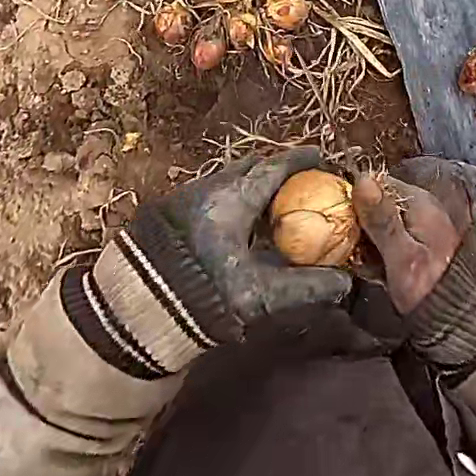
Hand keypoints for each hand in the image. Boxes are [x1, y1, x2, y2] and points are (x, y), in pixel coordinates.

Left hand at [63, 147, 350, 379]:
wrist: (130, 316)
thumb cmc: (201, 297)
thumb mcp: (259, 295)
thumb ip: (306, 287)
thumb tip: (345, 283)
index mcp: (233, 198)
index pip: (277, 167)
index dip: (303, 161)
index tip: (323, 159)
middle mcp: (210, 188)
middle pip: (254, 166)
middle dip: (280, 170)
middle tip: (304, 183)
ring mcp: (188, 198)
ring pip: (231, 179)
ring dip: (256, 186)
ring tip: (276, 205)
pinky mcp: (172, 213)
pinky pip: (215, 193)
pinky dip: (237, 199)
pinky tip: (243, 225)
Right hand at [354, 156, 475, 368]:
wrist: (458, 319)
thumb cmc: (430, 289)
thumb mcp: (400, 255)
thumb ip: (381, 219)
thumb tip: (362, 180)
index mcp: (418, 202)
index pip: (376, 183)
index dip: (355, 199)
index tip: (343, 221)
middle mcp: (420, 206)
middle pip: (377, 202)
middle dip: (360, 221)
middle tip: (356, 248)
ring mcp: (420, 224)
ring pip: (380, 221)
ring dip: (367, 238)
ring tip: (367, 261)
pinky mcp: (417, 242)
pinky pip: (388, 237)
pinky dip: (378, 249)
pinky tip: (376, 268)